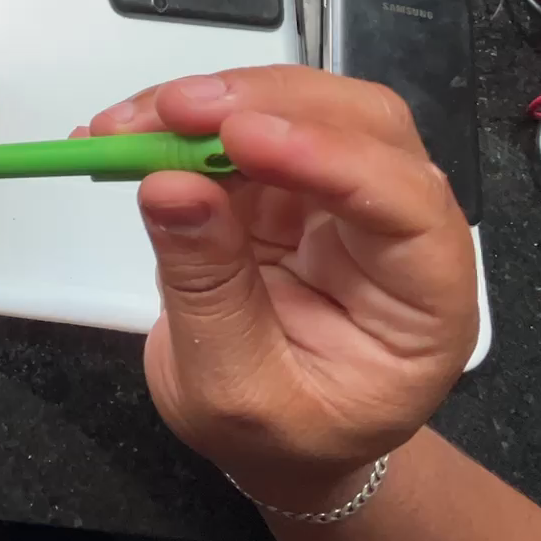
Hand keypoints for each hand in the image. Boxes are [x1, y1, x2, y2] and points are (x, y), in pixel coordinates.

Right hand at [87, 67, 477, 510]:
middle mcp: (386, 227)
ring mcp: (327, 197)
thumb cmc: (280, 436)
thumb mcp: (234, 388)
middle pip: (356, 122)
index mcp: (420, 298)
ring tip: (122, 127)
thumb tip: (167, 185)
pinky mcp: (270, 185)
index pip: (403, 202)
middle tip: (170, 108)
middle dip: (259, 101)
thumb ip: (206, 290)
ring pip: (289, 107)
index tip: (236, 136)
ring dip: (202, 105)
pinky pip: (226, 130)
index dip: (326, 155)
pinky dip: (171, 124)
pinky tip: (120, 134)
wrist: (274, 438)